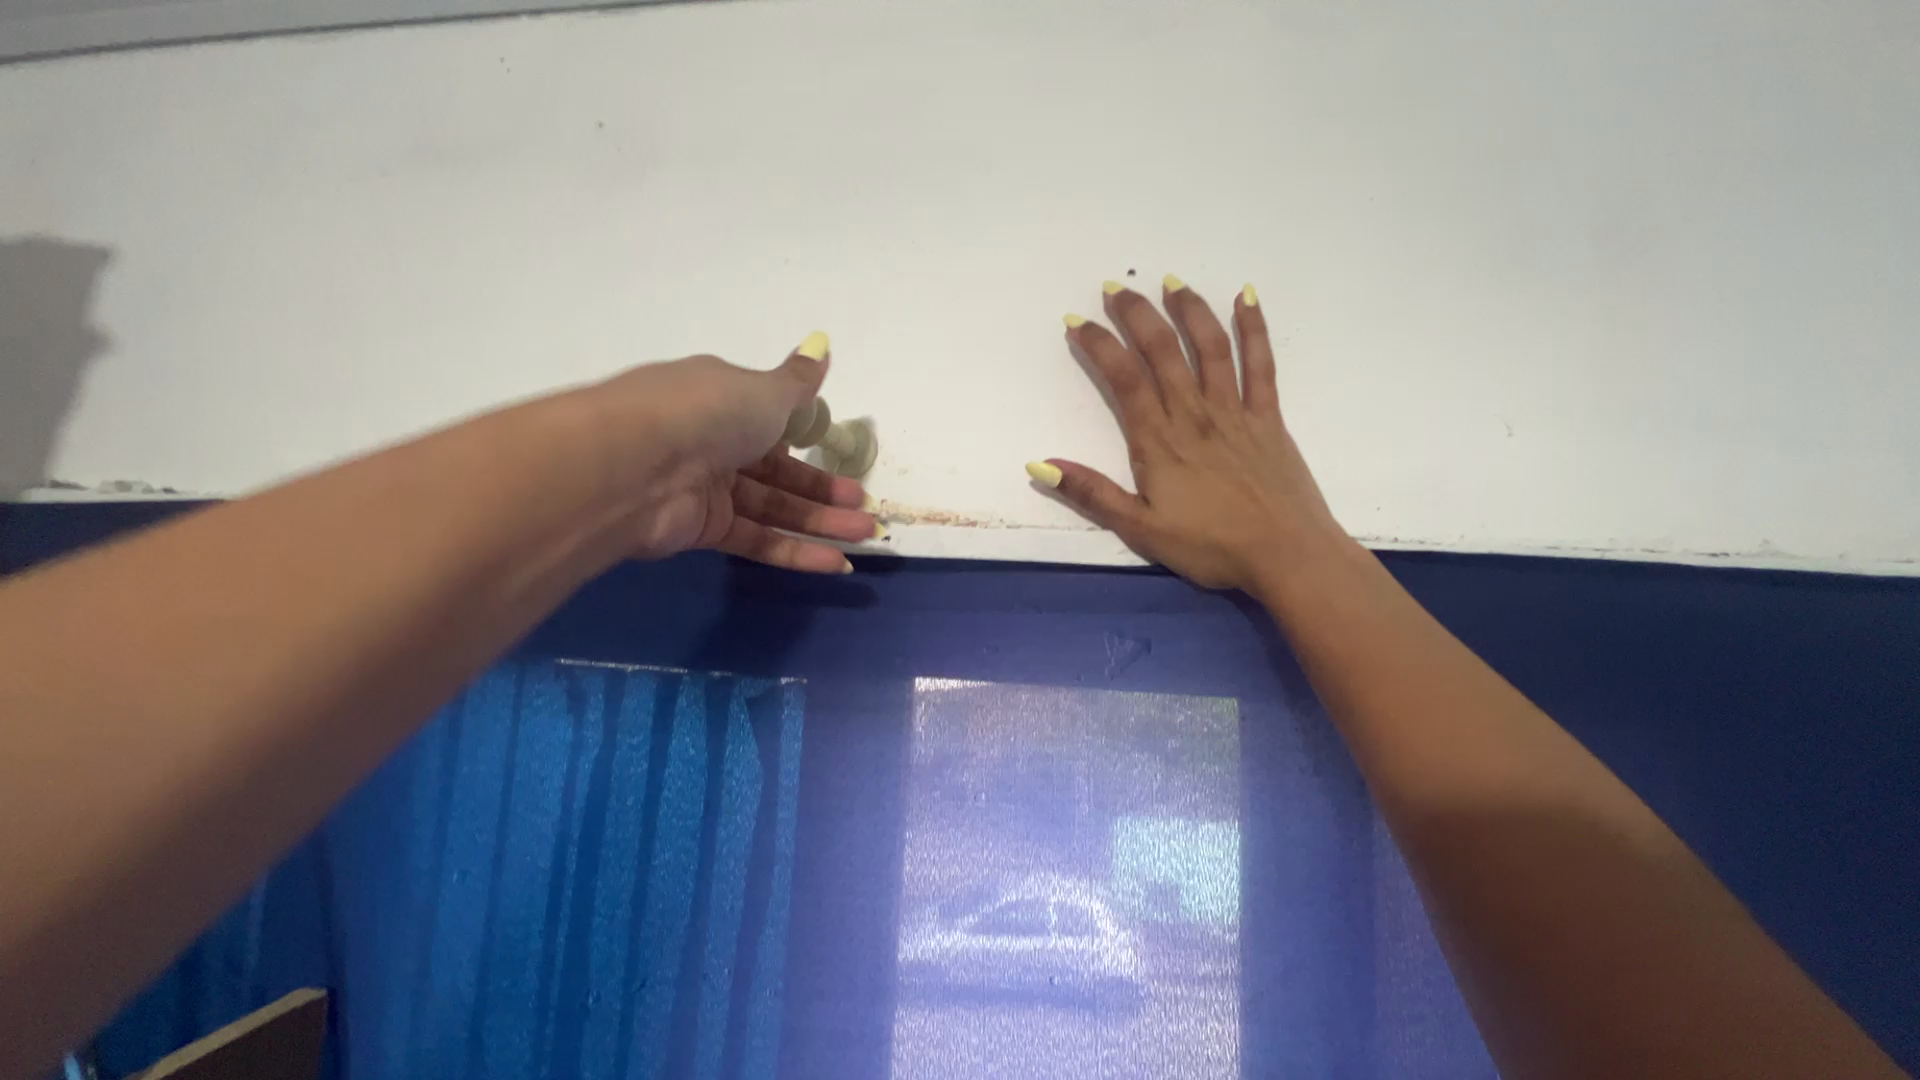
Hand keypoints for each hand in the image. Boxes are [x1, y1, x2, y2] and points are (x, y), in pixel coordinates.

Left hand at [580, 334, 877, 572]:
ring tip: (865, 532)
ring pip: (774, 507)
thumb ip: (798, 384)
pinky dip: (796, 552)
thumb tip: (821, 348)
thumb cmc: (708, 412)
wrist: (633, 465)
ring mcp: (707, 487)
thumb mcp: (764, 391)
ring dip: (820, 522)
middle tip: (866, 506)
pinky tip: (836, 562)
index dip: (809, 438)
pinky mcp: (702, 529)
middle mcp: (714, 441)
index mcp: (724, 398)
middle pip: (779, 470)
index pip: (772, 420)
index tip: (842, 452)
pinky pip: (757, 539)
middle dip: (825, 489)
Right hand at [1034, 279, 1351, 592]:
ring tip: (1170, 282)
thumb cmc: (1210, 547)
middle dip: (1136, 315)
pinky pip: (1260, 363)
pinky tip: (1246, 297)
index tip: (1077, 322)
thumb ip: (1091, 493)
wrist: (1287, 555)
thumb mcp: (1140, 529)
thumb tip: (1040, 464)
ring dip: (1188, 310)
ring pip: (1209, 347)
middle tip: (1115, 288)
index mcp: (1159, 441)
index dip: (1098, 346)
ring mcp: (1235, 411)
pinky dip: (1253, 328)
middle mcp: (1194, 414)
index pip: (1123, 379)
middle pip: (1162, 351)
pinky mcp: (1269, 417)